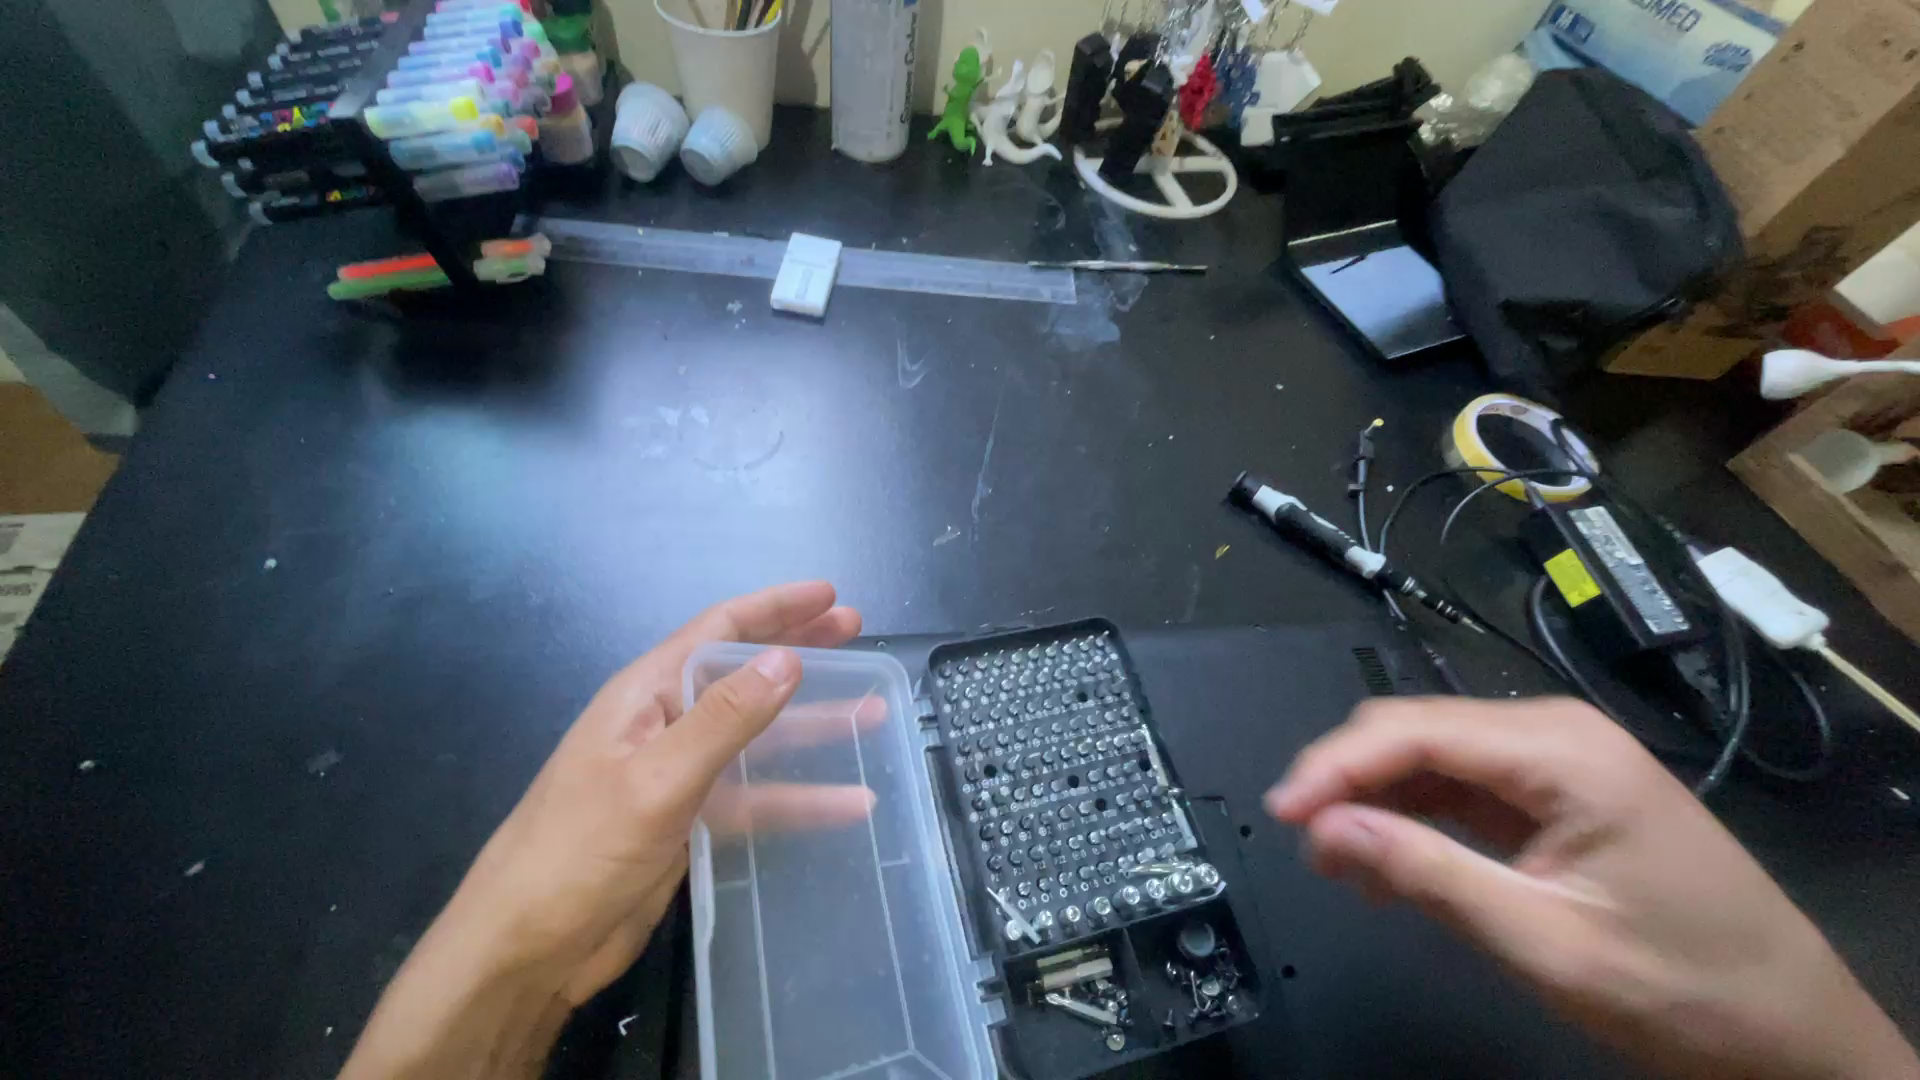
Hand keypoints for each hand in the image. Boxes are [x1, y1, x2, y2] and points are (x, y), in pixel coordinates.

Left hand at [342, 583, 867, 1079]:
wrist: (527, 952)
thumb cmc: (579, 850)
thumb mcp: (656, 778)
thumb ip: (724, 718)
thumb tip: (788, 656)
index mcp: (648, 694)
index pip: (720, 629)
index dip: (777, 607)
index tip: (831, 596)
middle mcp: (667, 723)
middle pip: (745, 672)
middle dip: (800, 649)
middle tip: (857, 633)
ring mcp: (681, 774)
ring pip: (759, 735)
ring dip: (813, 723)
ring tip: (871, 710)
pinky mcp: (693, 821)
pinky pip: (758, 795)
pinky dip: (801, 796)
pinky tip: (849, 803)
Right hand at [1265, 697, 1919, 1079]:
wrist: (1801, 1038)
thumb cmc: (1688, 991)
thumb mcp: (1548, 943)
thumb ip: (1427, 876)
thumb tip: (1321, 829)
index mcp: (1562, 752)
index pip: (1411, 730)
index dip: (1333, 765)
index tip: (1280, 812)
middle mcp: (1549, 732)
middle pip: (1409, 730)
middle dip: (1345, 780)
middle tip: (1304, 842)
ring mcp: (1548, 756)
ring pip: (1420, 753)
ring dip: (1369, 799)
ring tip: (1334, 858)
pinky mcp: (1543, 786)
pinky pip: (1449, 781)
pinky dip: (1405, 814)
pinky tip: (1381, 857)